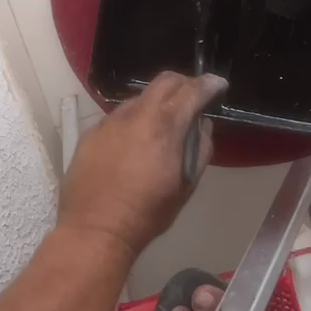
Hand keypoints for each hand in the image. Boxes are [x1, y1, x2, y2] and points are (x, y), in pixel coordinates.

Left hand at [57, 72, 225, 256]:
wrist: (94, 230)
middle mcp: (137, 114)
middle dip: (184, 83)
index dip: (210, 84)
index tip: (219, 85)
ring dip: (156, 105)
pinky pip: (118, 117)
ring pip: (140, 98)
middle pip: (165, 81)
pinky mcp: (91, 132)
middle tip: (192, 99)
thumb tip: (202, 126)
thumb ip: (200, 148)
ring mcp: (110, 121)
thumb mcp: (186, 185)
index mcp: (165, 125)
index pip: (193, 90)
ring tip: (158, 128)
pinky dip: (133, 122)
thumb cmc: (147, 212)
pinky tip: (131, 144)